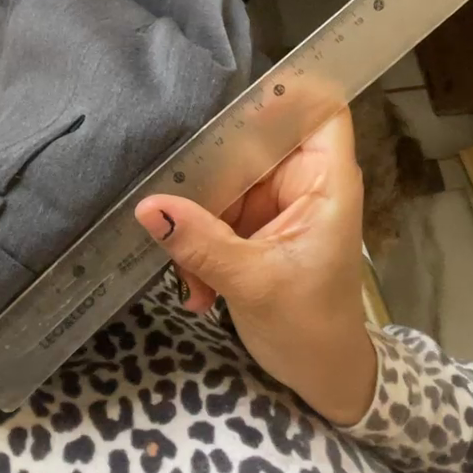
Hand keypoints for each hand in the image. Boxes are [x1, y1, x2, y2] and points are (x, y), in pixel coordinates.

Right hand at [133, 108, 376, 425]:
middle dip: (211, 176)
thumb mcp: (253, 284)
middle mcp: (301, 181)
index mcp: (324, 181)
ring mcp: (276, 202)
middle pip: (253, 142)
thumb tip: (148, 207)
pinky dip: (200, 240)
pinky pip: (217, 210)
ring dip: (199, 221)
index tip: (227, 104)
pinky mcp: (255, 223)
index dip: (285, 94)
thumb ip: (201, 243)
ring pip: (226, 179)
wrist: (321, 377)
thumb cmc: (310, 328)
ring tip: (190, 272)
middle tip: (175, 207)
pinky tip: (197, 286)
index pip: (321, 111)